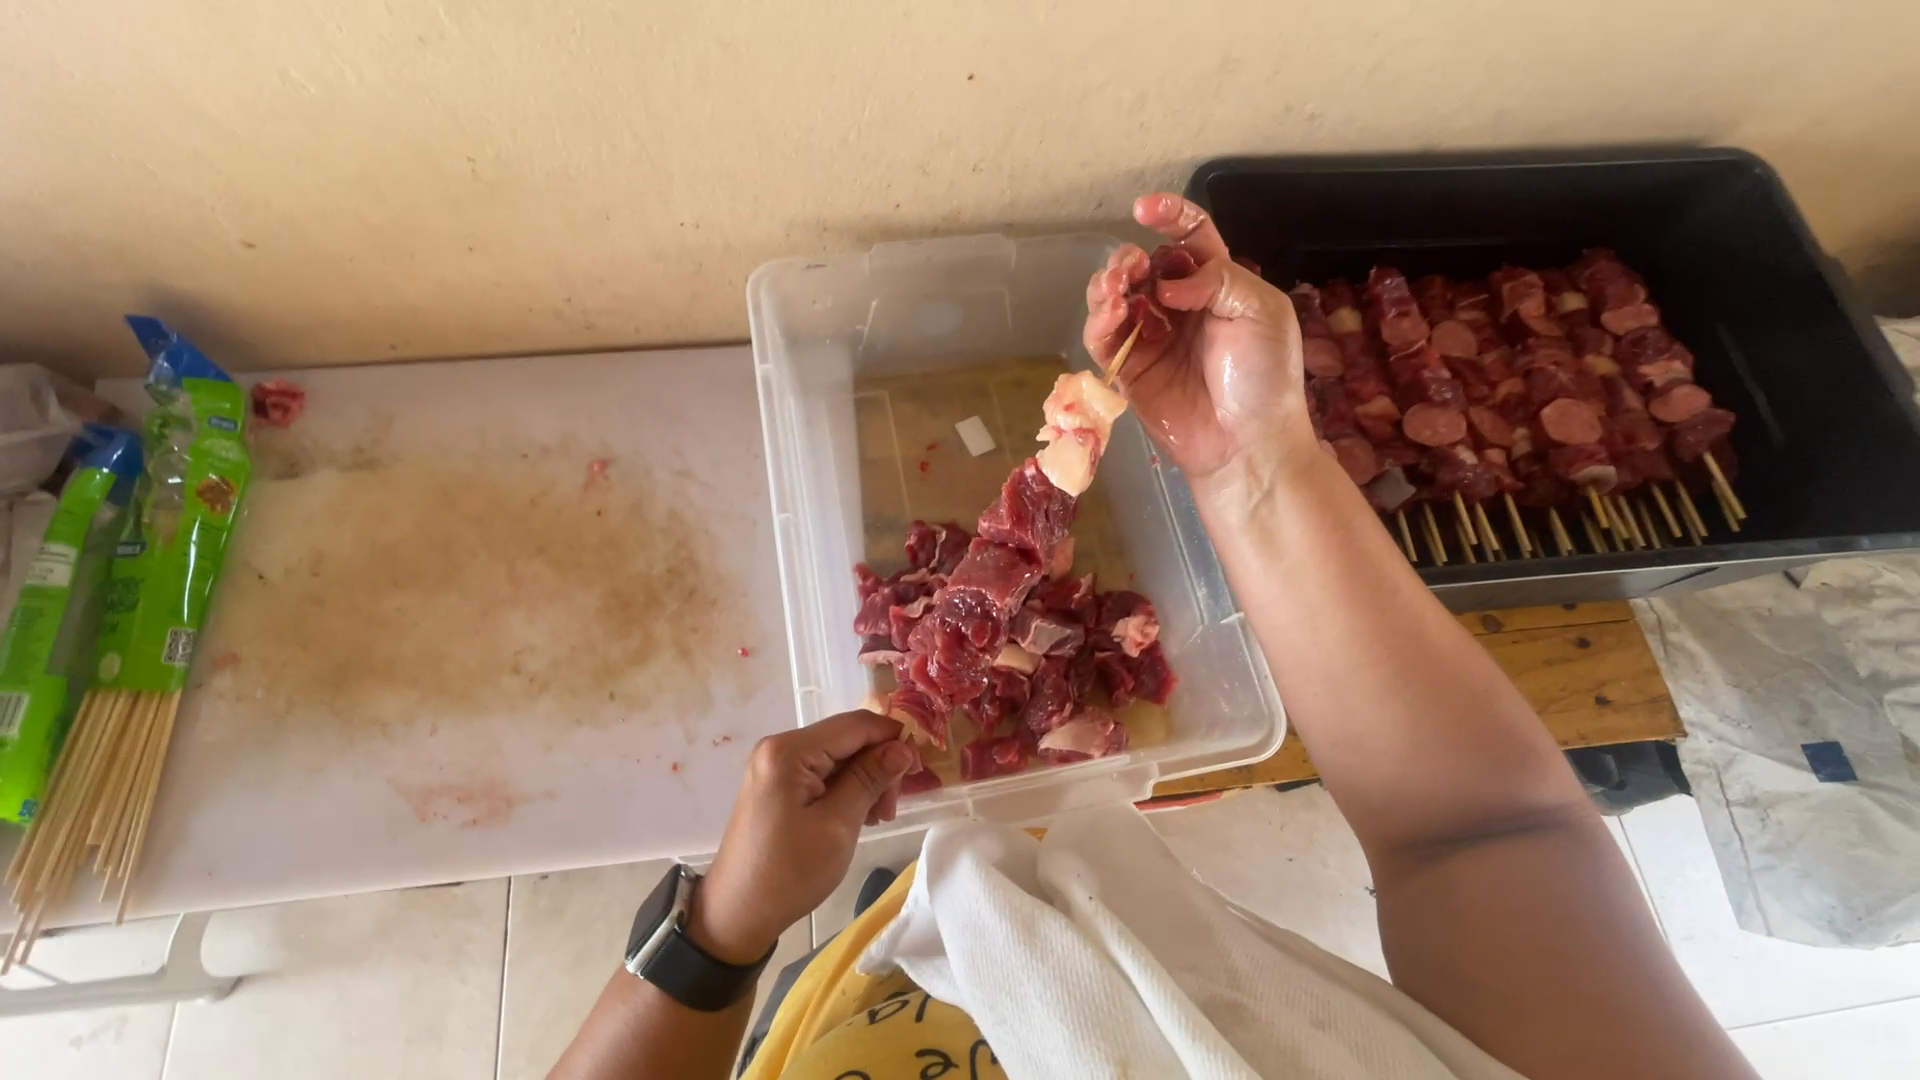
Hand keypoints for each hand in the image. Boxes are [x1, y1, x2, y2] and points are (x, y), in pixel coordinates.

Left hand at [686, 711, 914, 962]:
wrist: (736, 915)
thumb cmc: (789, 873)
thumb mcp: (838, 825)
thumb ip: (870, 779)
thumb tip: (902, 748)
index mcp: (790, 750)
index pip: (856, 724)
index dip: (893, 739)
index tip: (918, 770)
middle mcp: (780, 747)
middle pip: (847, 738)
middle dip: (878, 765)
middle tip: (891, 808)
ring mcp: (776, 765)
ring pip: (838, 755)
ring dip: (865, 779)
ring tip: (877, 817)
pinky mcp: (777, 784)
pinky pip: (822, 772)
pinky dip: (845, 788)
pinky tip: (857, 815)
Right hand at [1083, 194, 1315, 482]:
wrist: (1246, 441)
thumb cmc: (1264, 376)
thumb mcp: (1262, 312)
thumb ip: (1219, 280)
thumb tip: (1168, 283)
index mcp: (1216, 284)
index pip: (1188, 238)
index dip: (1167, 217)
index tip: (1143, 209)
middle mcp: (1179, 306)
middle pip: (1142, 266)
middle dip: (1128, 259)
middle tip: (1127, 270)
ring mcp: (1151, 338)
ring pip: (1115, 298)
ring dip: (1107, 286)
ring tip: (1113, 290)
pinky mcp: (1129, 370)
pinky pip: (1104, 338)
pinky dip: (1100, 321)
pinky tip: (1110, 314)